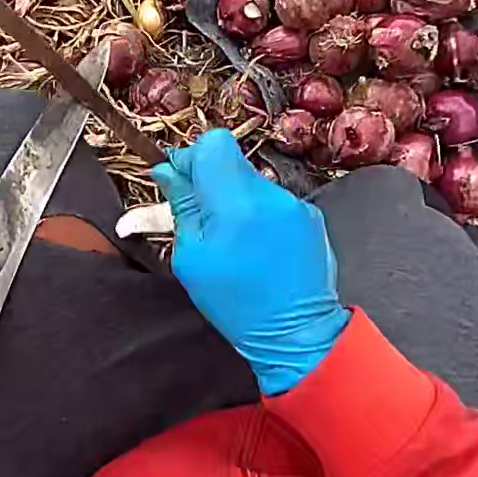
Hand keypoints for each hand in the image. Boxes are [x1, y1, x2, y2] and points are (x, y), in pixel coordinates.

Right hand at [153, 128, 349, 394]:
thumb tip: (167, 170)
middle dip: (212, 182)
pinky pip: (274, 201)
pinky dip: (259, 214)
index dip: (193, 159)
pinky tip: (259, 247)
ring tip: (234, 240)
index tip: (184, 186)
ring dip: (236, 200)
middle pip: (233, 161)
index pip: (214, 143)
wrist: (296, 333)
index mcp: (237, 204)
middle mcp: (271, 195)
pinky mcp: (311, 216)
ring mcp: (295, 204)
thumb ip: (181, 207)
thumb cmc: (235, 303)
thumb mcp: (191, 259)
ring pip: (252, 181)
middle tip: (203, 219)